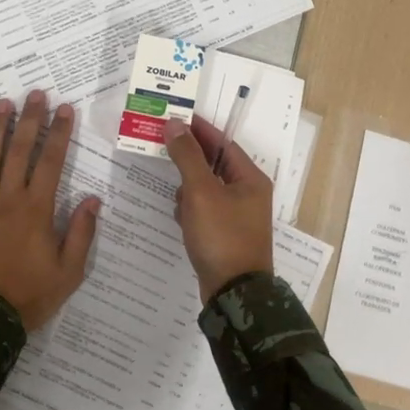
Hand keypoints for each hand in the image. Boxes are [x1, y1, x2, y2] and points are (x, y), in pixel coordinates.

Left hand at [0, 91, 100, 329]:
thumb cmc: (29, 294)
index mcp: (37, 208)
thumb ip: (81, 233)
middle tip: (35, 93)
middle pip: (20, 148)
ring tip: (3, 102)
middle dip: (30, 118)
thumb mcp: (69, 271)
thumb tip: (93, 200)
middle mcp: (8, 196)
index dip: (60, 132)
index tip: (65, 109)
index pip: (52, 160)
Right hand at [164, 116, 273, 301]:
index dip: (198, 128)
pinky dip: (190, 210)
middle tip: (161, 147)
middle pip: (213, 164)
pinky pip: (203, 210)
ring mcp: (237, 215)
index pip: (222, 142)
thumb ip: (187, 156)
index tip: (174, 116)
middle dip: (188, 161)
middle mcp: (248, 193)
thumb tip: (174, 124)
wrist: (234, 293)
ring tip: (177, 200)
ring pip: (205, 188)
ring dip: (188, 190)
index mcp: (249, 179)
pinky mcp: (225, 233)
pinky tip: (180, 219)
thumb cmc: (221, 236)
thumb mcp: (200, 192)